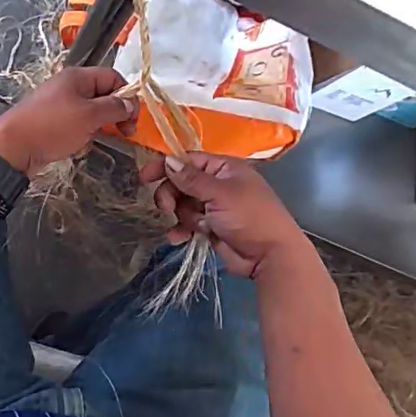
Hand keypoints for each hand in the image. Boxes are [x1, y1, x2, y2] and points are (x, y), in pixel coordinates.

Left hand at [0, 66, 135, 171]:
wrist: (12, 147)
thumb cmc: (52, 126)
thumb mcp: (89, 115)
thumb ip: (113, 108)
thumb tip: (131, 103)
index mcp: (77, 77)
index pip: (113, 77)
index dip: (126, 95)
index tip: (132, 118)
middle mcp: (68, 87)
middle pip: (102, 95)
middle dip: (114, 114)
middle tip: (123, 133)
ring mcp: (59, 105)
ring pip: (90, 113)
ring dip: (98, 127)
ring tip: (93, 140)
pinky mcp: (52, 123)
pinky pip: (76, 126)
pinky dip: (82, 136)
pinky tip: (78, 147)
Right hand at [137, 151, 309, 278]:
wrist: (271, 256)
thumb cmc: (250, 217)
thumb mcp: (220, 194)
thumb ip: (191, 179)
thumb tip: (168, 160)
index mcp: (225, 168)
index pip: (189, 160)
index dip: (166, 166)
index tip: (145, 177)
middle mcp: (218, 184)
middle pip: (182, 183)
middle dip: (172, 194)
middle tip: (167, 206)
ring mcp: (215, 207)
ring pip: (183, 204)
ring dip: (181, 215)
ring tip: (191, 225)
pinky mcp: (212, 227)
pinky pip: (188, 223)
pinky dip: (182, 229)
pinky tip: (177, 238)